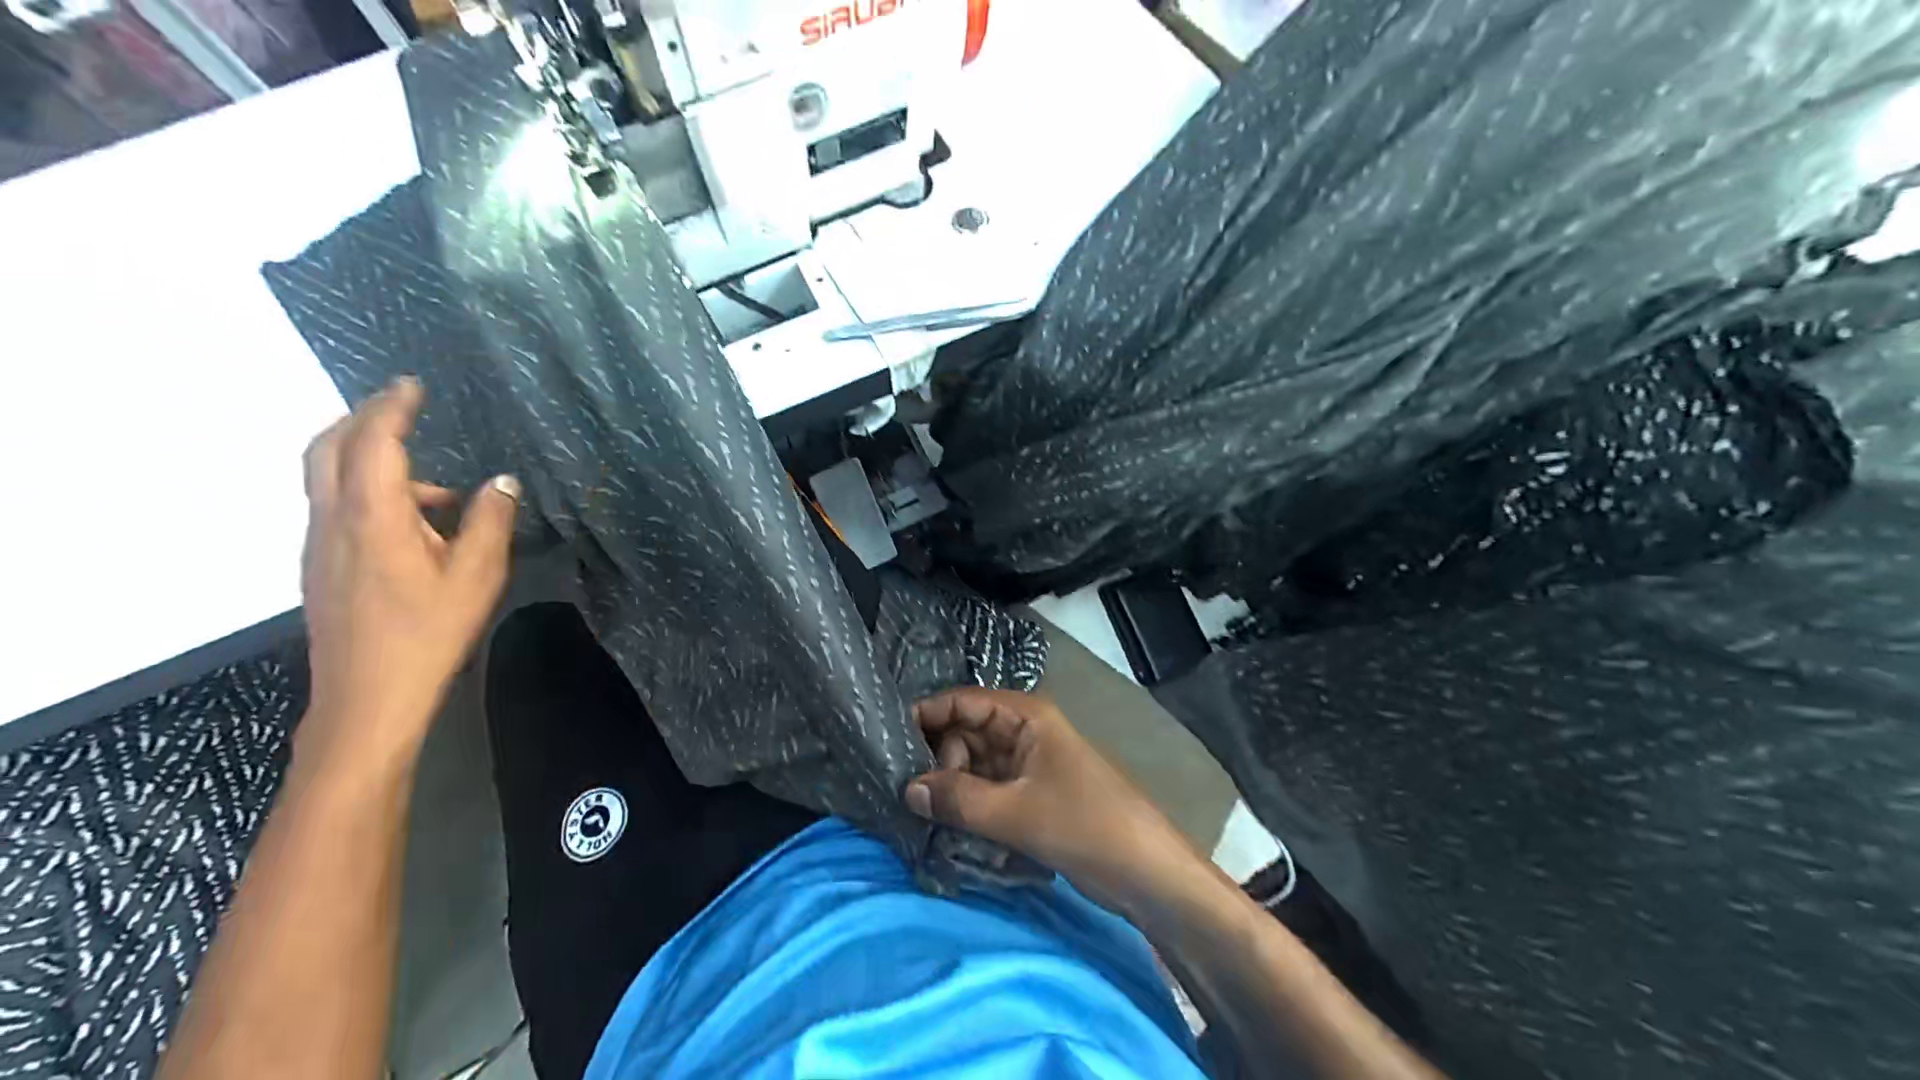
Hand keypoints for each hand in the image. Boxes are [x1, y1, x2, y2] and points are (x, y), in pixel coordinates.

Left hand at [299, 377, 519, 771]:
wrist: (367, 697)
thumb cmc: (429, 633)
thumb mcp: (477, 577)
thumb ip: (489, 522)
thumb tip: (503, 482)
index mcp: (373, 518)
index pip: (373, 443)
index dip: (391, 408)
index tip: (411, 385)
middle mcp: (333, 521)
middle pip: (327, 449)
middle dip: (362, 420)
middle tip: (403, 409)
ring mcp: (318, 545)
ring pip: (330, 479)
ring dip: (373, 462)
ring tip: (442, 491)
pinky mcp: (320, 566)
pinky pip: (338, 508)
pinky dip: (370, 493)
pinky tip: (418, 528)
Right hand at [905, 687, 1201, 909]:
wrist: (1148, 874)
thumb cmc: (1086, 825)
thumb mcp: (1016, 812)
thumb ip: (957, 799)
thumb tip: (905, 789)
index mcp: (1025, 716)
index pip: (961, 702)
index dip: (926, 717)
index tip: (887, 744)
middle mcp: (1023, 733)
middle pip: (963, 733)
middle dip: (936, 761)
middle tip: (911, 797)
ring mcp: (1026, 766)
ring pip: (972, 766)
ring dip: (949, 788)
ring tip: (920, 815)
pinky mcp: (1029, 797)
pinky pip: (986, 791)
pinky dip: (966, 805)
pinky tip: (945, 827)